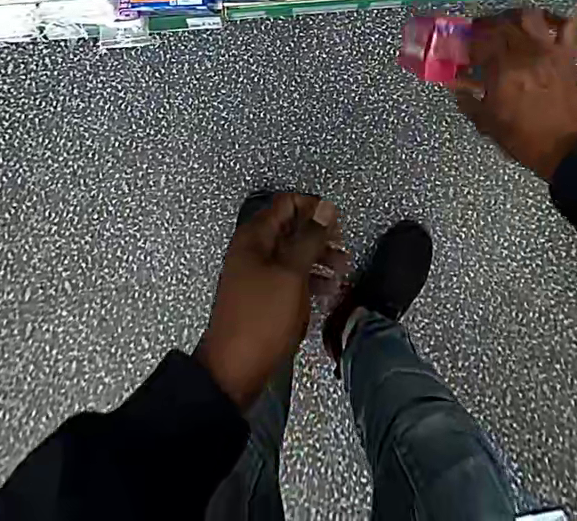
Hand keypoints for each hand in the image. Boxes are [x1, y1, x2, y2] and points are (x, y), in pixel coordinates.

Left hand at [195, 194, 347, 408]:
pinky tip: (328, 289)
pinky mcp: (263, 296)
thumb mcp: (292, 273)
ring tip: (342, 268)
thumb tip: (325, 208)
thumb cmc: (261, 319)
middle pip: (291, 227)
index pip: (287, 203)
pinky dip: (309, 278)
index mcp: (255, 237)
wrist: (233, 372)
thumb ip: (310, 238)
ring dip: (319, 257)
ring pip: (293, 252)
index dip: (314, 207)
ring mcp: (257, 273)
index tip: (336, 221)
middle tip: (342, 245)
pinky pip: (290, 275)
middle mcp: (253, 250)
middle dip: (320, 234)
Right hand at [454, 7, 576, 180]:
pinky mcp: (567, 55)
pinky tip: (543, 23)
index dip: (467, 43)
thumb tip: (455, 84)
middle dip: (484, 27)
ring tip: (505, 24)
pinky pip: (566, 25)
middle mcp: (525, 54)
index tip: (462, 50)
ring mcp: (548, 51)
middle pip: (500, 24)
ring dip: (513, 16)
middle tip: (478, 35)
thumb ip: (468, 100)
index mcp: (503, 71)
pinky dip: (554, 18)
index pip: (479, 43)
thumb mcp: (487, 123)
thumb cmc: (524, 139)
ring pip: (529, 16)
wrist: (565, 150)